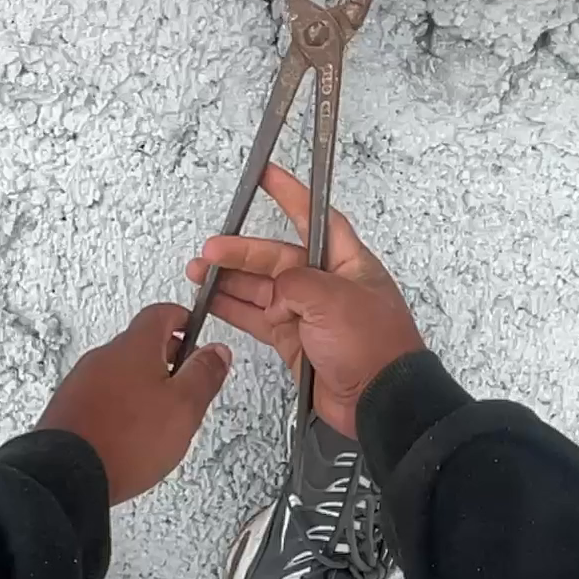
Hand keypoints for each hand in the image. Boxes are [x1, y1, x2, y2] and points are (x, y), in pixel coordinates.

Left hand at [38, 303, 232, 504]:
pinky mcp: (69, 408)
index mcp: (134, 346)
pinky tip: (131, 434)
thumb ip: (204, 374)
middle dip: (169, 358)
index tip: (196, 331)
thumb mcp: (184, 406)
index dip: (184, 319)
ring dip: (144, 386)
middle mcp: (104, 357)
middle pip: (141, 344)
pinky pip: (103, 396)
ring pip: (122, 372)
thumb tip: (218, 352)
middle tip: (187, 381)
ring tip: (161, 417)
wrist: (67, 476)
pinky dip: (121, 406)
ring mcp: (82, 382)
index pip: (162, 313)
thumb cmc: (125, 439)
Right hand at [184, 164, 423, 438]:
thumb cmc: (375, 348)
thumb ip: (295, 284)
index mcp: (346, 264)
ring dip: (230, 281)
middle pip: (276, 257)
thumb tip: (275, 293)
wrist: (379, 401)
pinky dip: (234, 310)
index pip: (315, 218)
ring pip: (261, 288)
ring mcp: (308, 314)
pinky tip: (213, 302)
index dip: (292, 196)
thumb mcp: (333, 300)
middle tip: (210, 251)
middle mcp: (326, 285)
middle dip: (242, 251)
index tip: (268, 176)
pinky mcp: (295, 341)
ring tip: (199, 275)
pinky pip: (257, 318)